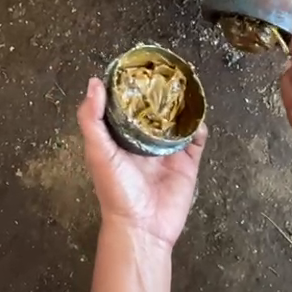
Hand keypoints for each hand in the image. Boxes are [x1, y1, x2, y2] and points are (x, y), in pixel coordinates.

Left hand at [76, 77, 205, 248]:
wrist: (142, 226)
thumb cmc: (115, 189)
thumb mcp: (97, 151)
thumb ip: (92, 118)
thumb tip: (94, 82)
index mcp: (122, 136)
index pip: (128, 104)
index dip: (133, 86)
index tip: (139, 65)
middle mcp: (146, 140)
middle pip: (156, 109)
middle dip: (162, 92)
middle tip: (168, 71)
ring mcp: (168, 151)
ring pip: (179, 121)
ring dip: (183, 105)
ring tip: (187, 86)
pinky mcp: (187, 163)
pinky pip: (196, 140)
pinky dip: (199, 126)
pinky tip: (198, 115)